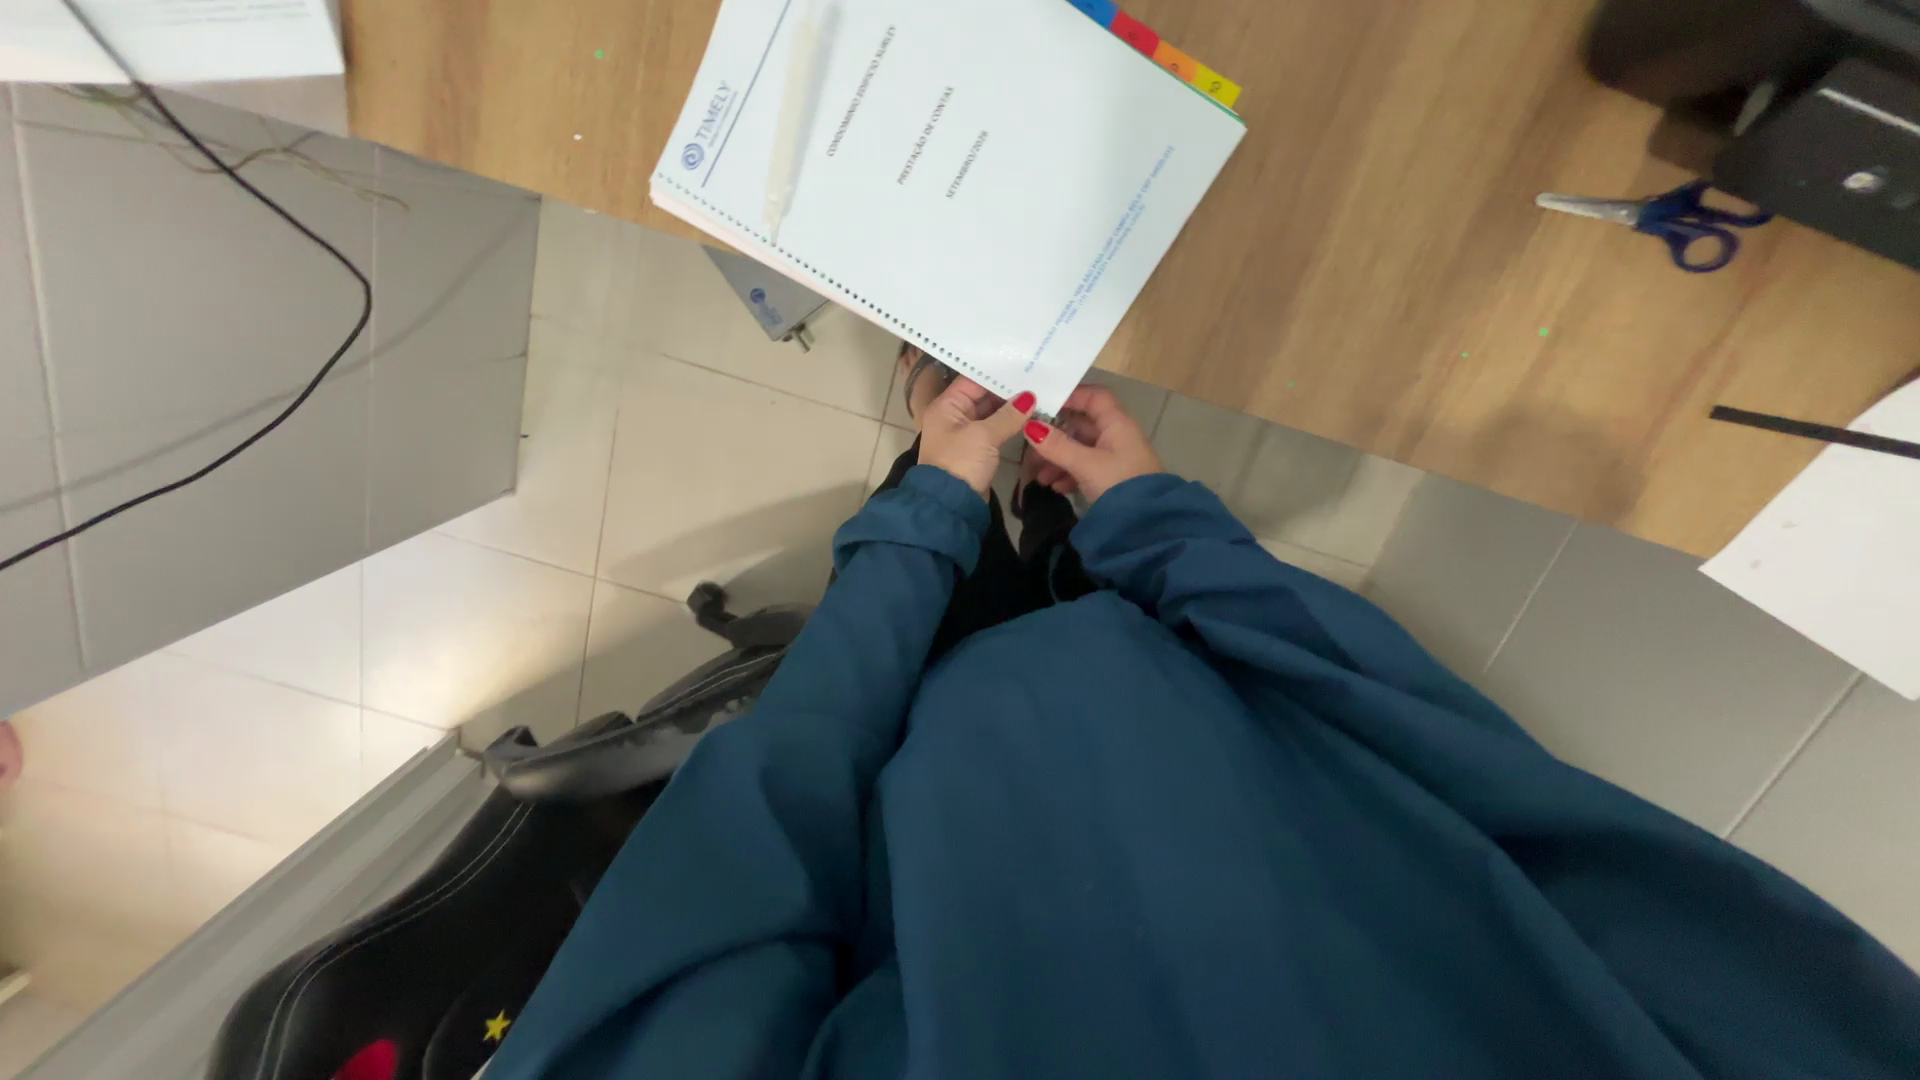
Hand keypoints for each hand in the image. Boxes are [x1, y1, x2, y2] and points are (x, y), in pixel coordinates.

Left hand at [918, 378, 1036, 497]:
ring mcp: (965, 433)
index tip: (1021, 363)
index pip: (972, 380)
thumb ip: (1008, 415)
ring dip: (1010, 407)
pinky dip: (1009, 423)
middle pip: (982, 396)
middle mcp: (953, 416)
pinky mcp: (976, 449)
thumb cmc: (961, 463)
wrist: (951, 504)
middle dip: (1007, 389)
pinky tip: (1029, 415)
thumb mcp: (984, 436)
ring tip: (1038, 393)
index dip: (996, 373)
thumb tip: (1030, 397)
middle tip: (1035, 377)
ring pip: (990, 413)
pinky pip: (993, 429)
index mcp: (946, 406)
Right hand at [1021, 384, 1162, 502]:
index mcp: (1116, 424)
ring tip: (1040, 477)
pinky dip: (1069, 474)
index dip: (1070, 396)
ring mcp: (1115, 458)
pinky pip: (1086, 468)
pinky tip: (1056, 488)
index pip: (1094, 397)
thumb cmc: (1119, 484)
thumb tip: (1029, 427)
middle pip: (1081, 426)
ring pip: (1081, 449)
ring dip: (1058, 459)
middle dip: (1055, 437)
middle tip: (1032, 448)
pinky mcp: (1112, 478)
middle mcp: (1117, 436)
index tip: (1043, 405)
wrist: (1147, 524)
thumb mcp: (1085, 464)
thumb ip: (1057, 446)